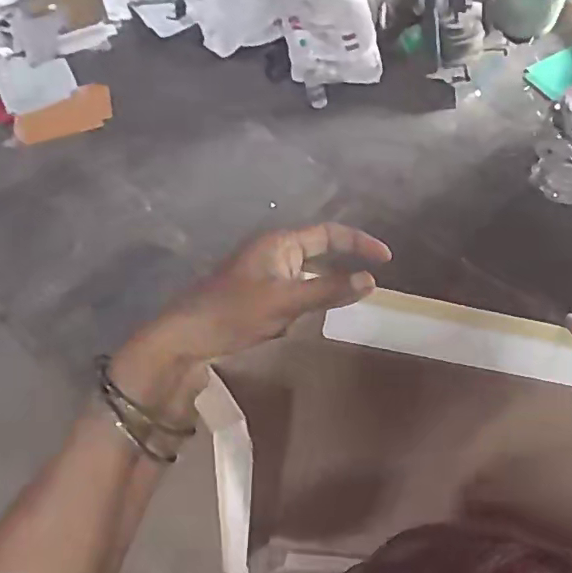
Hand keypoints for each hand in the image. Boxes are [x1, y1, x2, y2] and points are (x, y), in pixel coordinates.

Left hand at [113, 223, 390, 414]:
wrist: (185, 338)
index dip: (359, 242)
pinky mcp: (263, 296)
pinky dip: (318, 298)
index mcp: (279, 244)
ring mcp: (268, 275)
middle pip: (322, 249)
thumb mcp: (286, 301)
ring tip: (356, 296)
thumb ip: (329, 290)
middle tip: (375, 277)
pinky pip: (301, 290)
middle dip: (349, 261)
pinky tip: (324, 313)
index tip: (385, 258)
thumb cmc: (233, 312)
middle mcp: (275, 253)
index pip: (329, 233)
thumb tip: (371, 281)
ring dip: (334, 281)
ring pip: (312, 272)